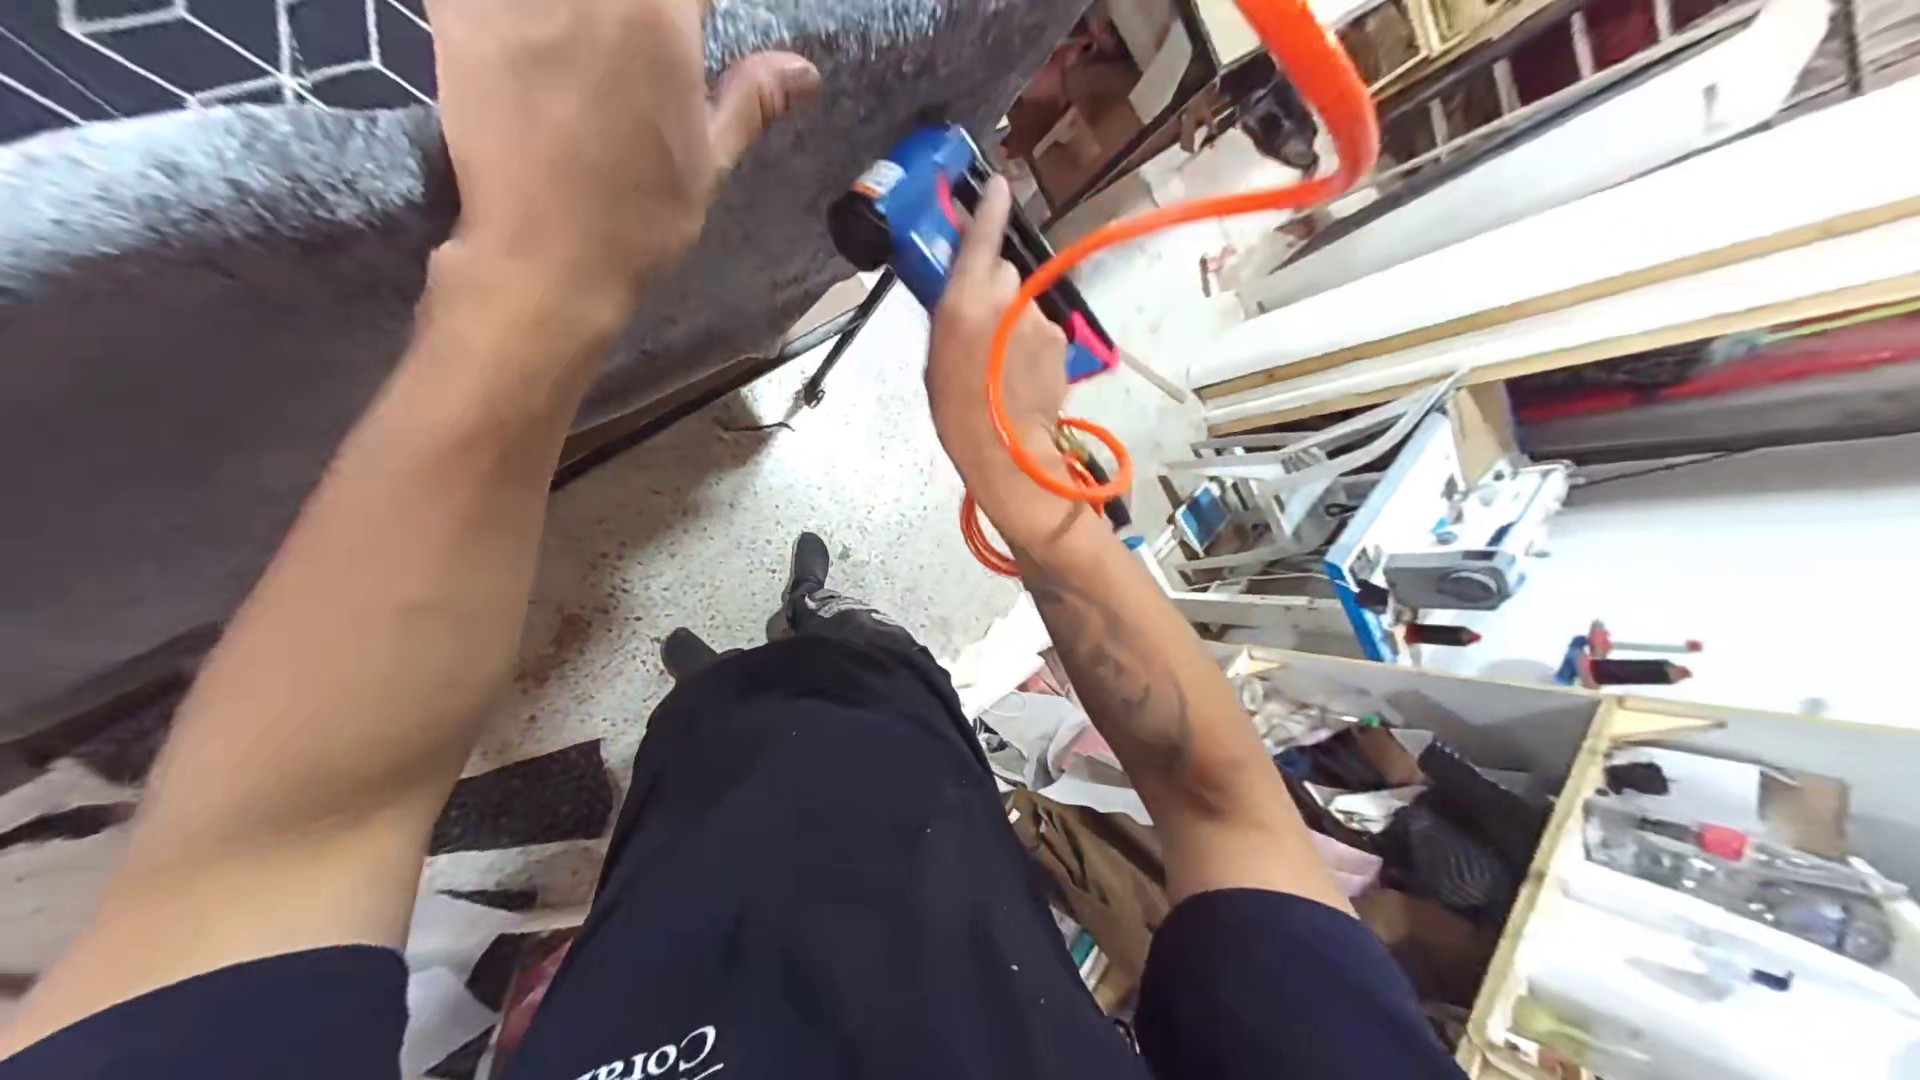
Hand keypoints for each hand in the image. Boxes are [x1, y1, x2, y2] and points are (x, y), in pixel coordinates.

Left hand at [426, 0, 820, 316]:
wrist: (550, 258)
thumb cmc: (643, 219)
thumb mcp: (710, 163)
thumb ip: (752, 101)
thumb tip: (807, 71)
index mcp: (661, 19)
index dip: (690, 8)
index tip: (690, 32)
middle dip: (642, 14)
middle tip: (633, 65)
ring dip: (578, 17)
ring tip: (588, 72)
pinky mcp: (458, 7)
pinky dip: (504, 9)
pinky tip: (529, 39)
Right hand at [927, 176, 1077, 545]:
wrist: (1006, 450)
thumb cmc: (956, 412)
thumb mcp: (935, 358)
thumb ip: (952, 315)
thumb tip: (964, 296)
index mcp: (963, 302)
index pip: (981, 238)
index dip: (988, 209)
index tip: (996, 185)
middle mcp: (1005, 299)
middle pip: (1006, 271)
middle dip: (997, 288)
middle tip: (985, 324)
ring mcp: (1038, 318)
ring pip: (1025, 303)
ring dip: (1016, 320)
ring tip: (1004, 363)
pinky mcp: (1060, 339)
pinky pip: (1043, 329)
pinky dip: (1033, 342)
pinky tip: (1023, 372)